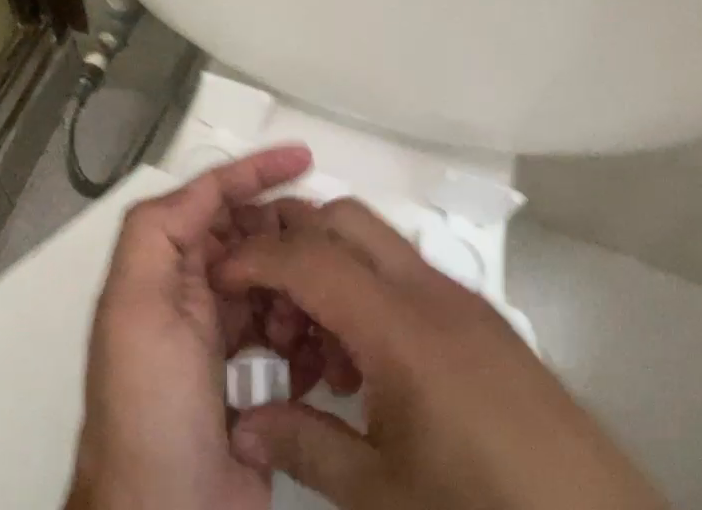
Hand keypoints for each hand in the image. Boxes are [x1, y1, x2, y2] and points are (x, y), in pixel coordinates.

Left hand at [64, 144, 313, 509]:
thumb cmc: (149, 407)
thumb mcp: (135, 309)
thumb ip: (157, 234)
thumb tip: (203, 187)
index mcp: (160, 274)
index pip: (208, 201)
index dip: (252, 173)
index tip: (303, 159)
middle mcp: (189, 299)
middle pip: (249, 240)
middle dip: (286, 240)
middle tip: (326, 251)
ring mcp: (222, 342)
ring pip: (276, 287)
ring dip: (301, 294)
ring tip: (318, 317)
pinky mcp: (253, 382)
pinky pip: (289, 338)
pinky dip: (306, 337)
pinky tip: (317, 357)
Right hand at [216, 198, 666, 509]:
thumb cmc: (480, 504)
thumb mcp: (380, 491)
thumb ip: (304, 445)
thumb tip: (243, 425)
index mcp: (400, 326)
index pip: (310, 258)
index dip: (255, 259)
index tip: (218, 278)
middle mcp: (431, 292)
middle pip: (345, 220)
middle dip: (291, 240)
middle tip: (262, 299)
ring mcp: (463, 301)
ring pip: (377, 245)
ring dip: (331, 270)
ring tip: (316, 350)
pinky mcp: (482, 321)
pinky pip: (408, 277)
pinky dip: (368, 293)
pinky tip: (366, 367)